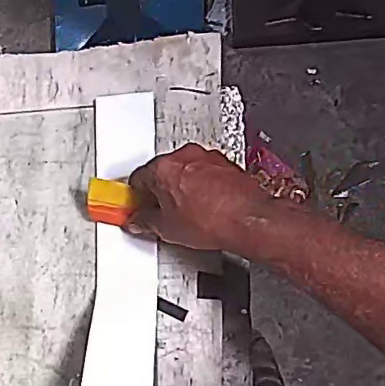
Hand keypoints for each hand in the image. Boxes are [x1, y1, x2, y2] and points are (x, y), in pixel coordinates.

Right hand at [127, 144, 291, 252]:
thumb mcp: (168, 229)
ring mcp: (206, 158)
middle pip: (161, 172)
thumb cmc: (214, 220)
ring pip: (184, 171)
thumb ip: (147, 221)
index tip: (138, 208)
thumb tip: (141, 221)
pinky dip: (202, 186)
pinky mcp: (225, 164)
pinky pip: (204, 173)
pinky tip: (206, 208)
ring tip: (187, 214)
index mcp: (162, 168)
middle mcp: (184, 156)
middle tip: (161, 213)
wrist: (249, 220)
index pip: (137, 179)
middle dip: (159, 192)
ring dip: (181, 188)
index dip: (136, 197)